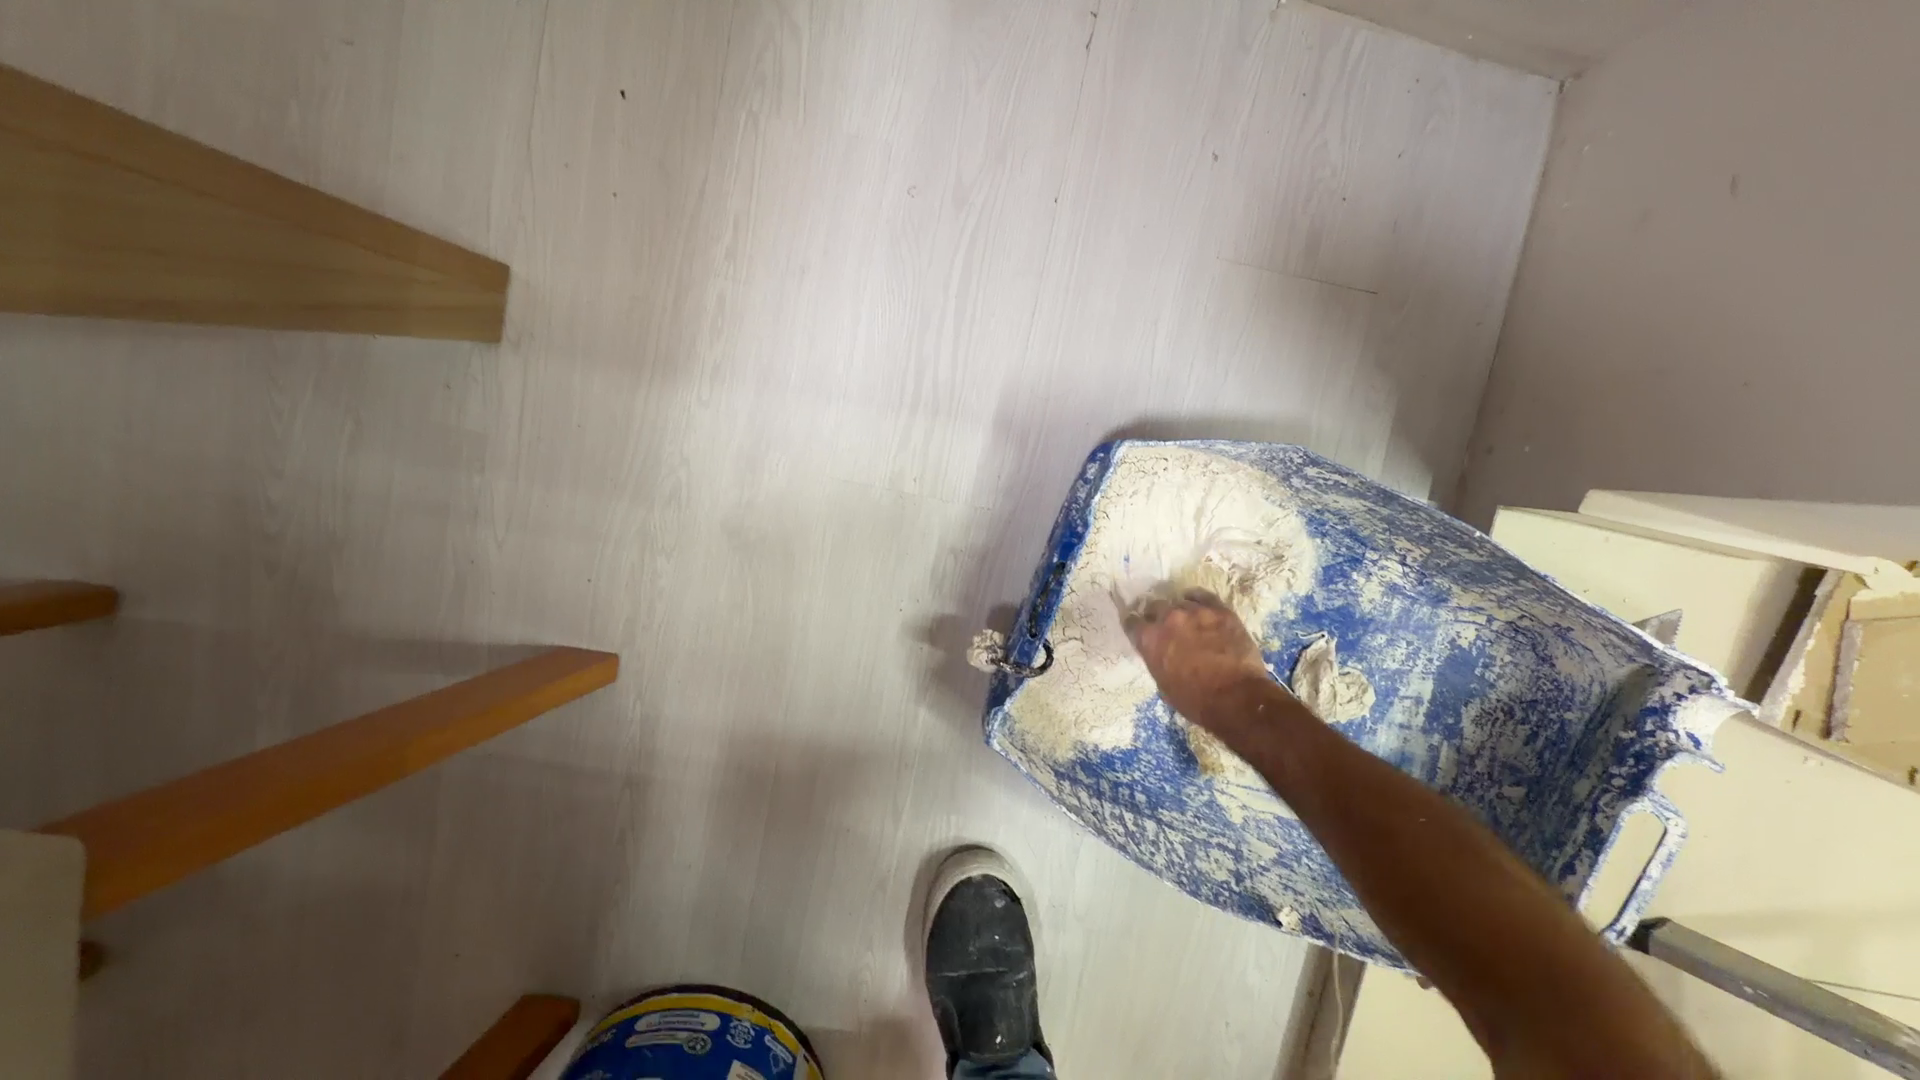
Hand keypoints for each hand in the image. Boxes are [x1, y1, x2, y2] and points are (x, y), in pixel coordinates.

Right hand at [1122, 586, 1278, 732]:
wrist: (1236, 698)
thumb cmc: (1196, 700)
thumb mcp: (1163, 683)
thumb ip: (1157, 659)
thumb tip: (1160, 651)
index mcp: (1149, 640)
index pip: (1132, 622)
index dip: (1135, 626)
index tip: (1140, 629)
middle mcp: (1168, 619)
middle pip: (1155, 606)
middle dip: (1157, 615)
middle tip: (1166, 627)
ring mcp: (1195, 611)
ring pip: (1180, 602)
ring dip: (1180, 611)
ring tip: (1187, 620)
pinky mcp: (1219, 610)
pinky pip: (1203, 596)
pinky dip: (1198, 600)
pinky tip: (1199, 605)